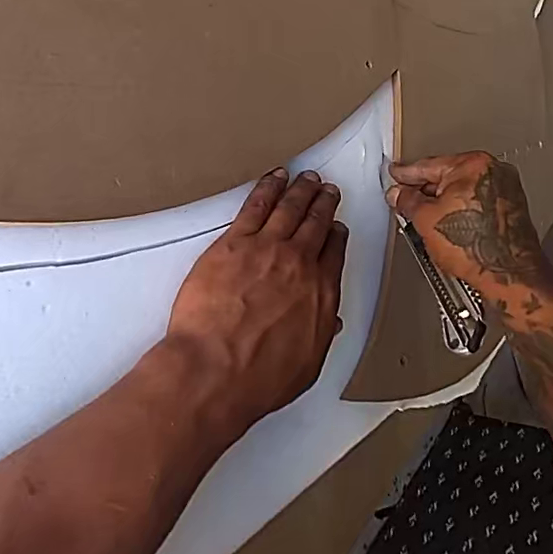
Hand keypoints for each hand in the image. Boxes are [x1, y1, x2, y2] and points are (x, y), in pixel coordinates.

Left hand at [165, 168, 347, 429]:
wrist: (216, 369)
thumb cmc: (257, 375)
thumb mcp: (306, 364)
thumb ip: (319, 334)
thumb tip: (327, 323)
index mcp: (320, 293)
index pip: (334, 253)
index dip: (336, 236)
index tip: (336, 228)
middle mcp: (298, 264)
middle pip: (316, 224)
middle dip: (323, 204)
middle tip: (327, 192)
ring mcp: (266, 249)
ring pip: (289, 208)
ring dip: (301, 190)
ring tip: (306, 179)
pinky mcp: (233, 243)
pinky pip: (256, 206)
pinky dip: (268, 189)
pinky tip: (274, 179)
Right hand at [385, 152, 552, 301]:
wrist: (506, 275)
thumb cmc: (477, 248)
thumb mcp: (425, 219)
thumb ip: (407, 200)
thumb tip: (399, 194)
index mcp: (473, 165)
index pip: (428, 166)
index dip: (406, 175)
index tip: (397, 175)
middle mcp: (494, 172)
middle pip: (447, 177)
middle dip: (424, 192)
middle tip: (406, 202)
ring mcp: (505, 190)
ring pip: (462, 192)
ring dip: (442, 205)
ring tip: (428, 224)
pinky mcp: (509, 209)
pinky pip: (476, 204)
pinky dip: (460, 214)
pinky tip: (449, 230)